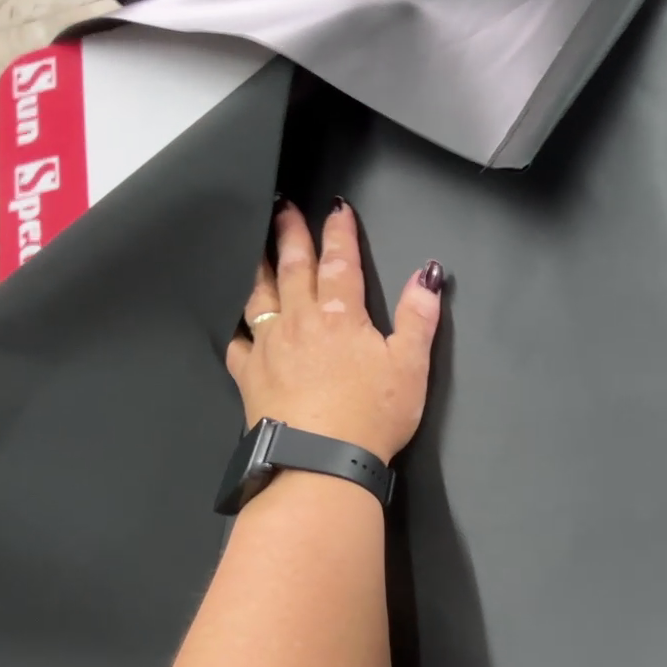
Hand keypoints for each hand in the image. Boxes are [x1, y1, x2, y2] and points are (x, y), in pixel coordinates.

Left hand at [228, 198, 443, 460]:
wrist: (322, 458)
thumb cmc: (373, 414)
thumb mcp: (411, 365)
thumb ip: (418, 317)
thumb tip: (429, 275)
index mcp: (341, 317)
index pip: (341, 263)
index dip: (340, 233)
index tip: (336, 208)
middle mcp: (300, 322)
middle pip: (294, 269)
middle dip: (290, 236)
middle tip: (282, 208)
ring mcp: (270, 347)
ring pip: (260, 295)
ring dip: (259, 267)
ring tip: (255, 247)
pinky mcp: (251, 374)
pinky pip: (239, 339)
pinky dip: (238, 324)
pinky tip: (239, 321)